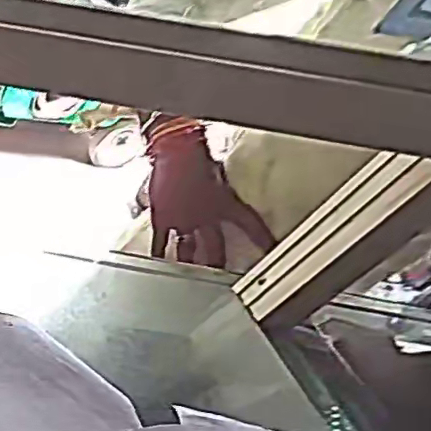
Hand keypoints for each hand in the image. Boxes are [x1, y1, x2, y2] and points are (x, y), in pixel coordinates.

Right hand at [146, 127, 274, 268]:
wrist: (174, 154)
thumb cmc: (197, 158)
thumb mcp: (218, 173)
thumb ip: (220, 187)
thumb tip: (220, 188)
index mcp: (225, 204)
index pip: (250, 225)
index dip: (262, 239)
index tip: (271, 251)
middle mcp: (205, 217)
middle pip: (216, 247)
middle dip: (219, 262)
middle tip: (222, 276)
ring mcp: (183, 222)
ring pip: (189, 250)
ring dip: (191, 262)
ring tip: (190, 276)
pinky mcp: (163, 222)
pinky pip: (162, 243)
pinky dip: (160, 253)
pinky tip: (159, 261)